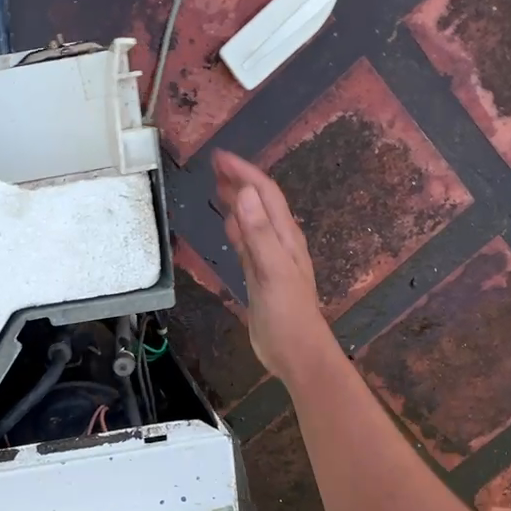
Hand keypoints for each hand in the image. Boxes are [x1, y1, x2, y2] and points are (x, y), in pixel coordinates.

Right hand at [212, 150, 341, 386]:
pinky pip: (247, 244)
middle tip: (214, 166)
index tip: (220, 158)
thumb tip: (247, 194)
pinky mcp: (260, 277)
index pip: (265, 195)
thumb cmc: (288, 315)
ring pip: (252, 222)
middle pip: (260, 203)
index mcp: (285, 238)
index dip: (245, 173)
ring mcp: (270, 260)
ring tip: (218, 187)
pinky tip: (228, 226)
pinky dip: (236, 230)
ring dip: (237, 202)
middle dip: (240, 181)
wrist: (296, 353)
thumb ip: (258, 234)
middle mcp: (279, 243)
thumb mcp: (272, 271)